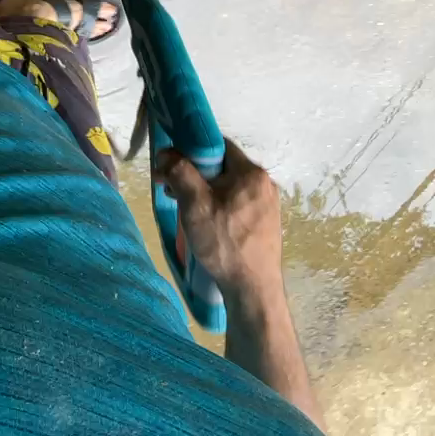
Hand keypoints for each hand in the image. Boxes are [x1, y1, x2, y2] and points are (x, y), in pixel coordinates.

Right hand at [155, 139, 284, 306]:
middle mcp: (264, 183)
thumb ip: (179, 171)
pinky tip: (206, 222)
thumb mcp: (195, 204)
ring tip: (185, 208)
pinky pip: (236, 202)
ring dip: (204, 191)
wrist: (253, 290)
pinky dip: (218, 205)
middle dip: (194, 173)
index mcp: (251, 172)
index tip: (171, 165)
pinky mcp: (265, 223)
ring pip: (228, 185)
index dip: (190, 150)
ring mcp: (267, 205)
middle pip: (222, 166)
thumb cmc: (223, 242)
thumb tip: (166, 152)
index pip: (217, 145)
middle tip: (172, 189)